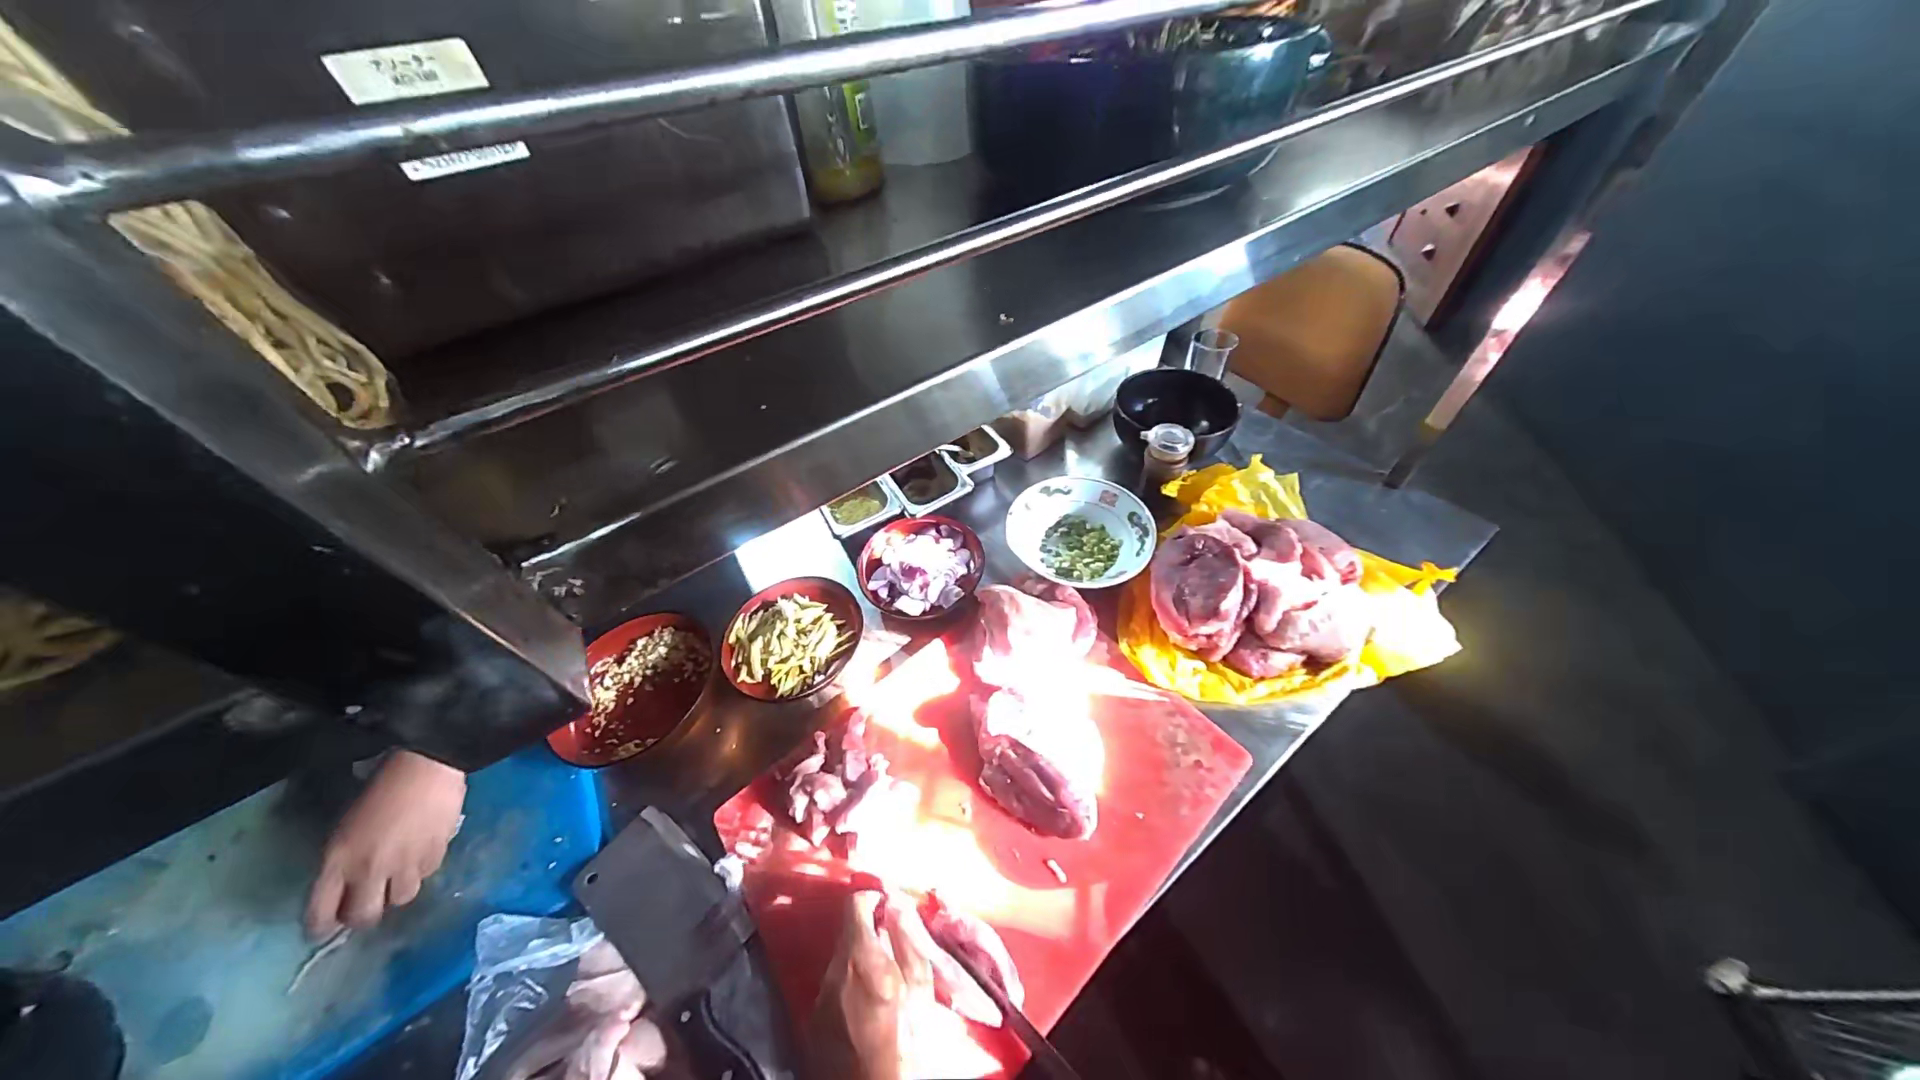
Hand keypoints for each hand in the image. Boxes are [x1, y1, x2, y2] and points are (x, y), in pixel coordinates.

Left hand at [305, 749, 465, 937]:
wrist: (427, 766)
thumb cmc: (379, 789)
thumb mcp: (346, 826)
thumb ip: (343, 860)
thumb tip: (347, 885)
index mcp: (338, 861)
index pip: (320, 913)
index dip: (321, 926)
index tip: (324, 928)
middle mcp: (370, 870)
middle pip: (364, 916)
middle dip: (362, 916)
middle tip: (366, 905)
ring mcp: (407, 863)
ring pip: (401, 899)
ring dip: (397, 891)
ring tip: (399, 876)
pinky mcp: (437, 852)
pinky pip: (427, 874)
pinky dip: (422, 869)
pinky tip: (421, 853)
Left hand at [808, 890, 928, 1079]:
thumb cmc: (907, 1040)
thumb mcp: (921, 986)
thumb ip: (908, 939)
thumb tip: (897, 903)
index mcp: (861, 957)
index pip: (855, 904)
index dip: (873, 899)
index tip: (888, 908)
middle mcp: (833, 971)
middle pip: (847, 933)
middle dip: (869, 933)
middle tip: (891, 949)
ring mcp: (819, 996)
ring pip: (839, 960)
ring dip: (858, 961)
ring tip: (881, 982)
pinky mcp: (812, 1019)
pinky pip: (831, 987)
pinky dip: (847, 986)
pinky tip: (864, 1006)